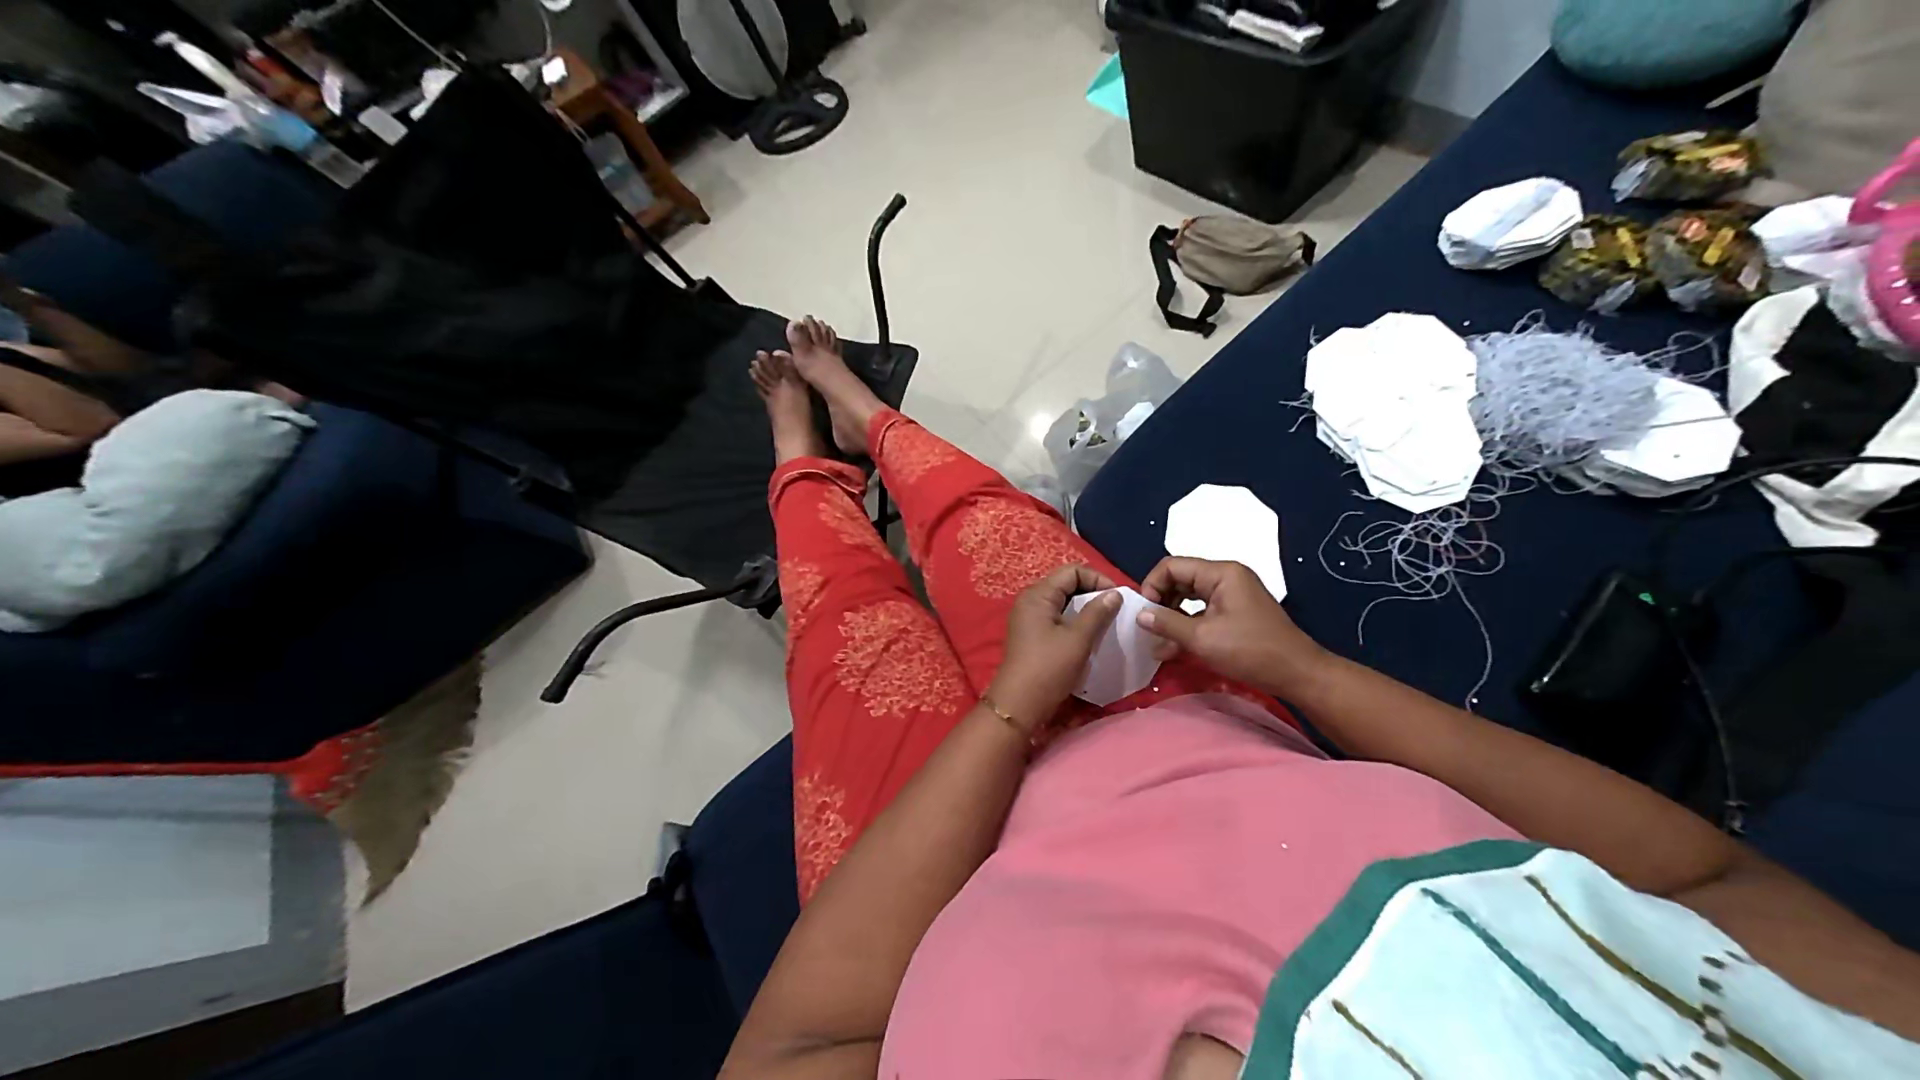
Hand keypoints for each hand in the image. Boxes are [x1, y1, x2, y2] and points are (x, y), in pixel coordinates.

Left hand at [985, 564, 1121, 735]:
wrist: (1019, 705)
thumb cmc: (1048, 668)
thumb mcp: (1077, 639)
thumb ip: (1097, 613)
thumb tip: (1114, 593)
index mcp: (1038, 595)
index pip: (1072, 571)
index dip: (1097, 579)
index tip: (1118, 598)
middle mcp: (1030, 601)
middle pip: (1066, 585)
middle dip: (1092, 593)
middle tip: (1116, 610)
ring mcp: (1029, 619)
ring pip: (1063, 603)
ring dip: (1085, 610)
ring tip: (1107, 623)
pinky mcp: (1032, 635)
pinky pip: (1057, 619)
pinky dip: (1075, 622)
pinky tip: (1090, 636)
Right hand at [1136, 557, 1327, 695]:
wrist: (1297, 673)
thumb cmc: (1250, 651)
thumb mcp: (1202, 638)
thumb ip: (1167, 623)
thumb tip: (1140, 615)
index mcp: (1221, 573)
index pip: (1172, 566)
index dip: (1152, 586)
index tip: (1144, 613)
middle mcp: (1226, 577)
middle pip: (1180, 579)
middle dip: (1161, 602)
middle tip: (1149, 627)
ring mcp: (1232, 595)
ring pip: (1189, 597)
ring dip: (1171, 616)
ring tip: (1158, 641)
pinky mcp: (1236, 612)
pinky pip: (1202, 610)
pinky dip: (1187, 624)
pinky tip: (1174, 646)